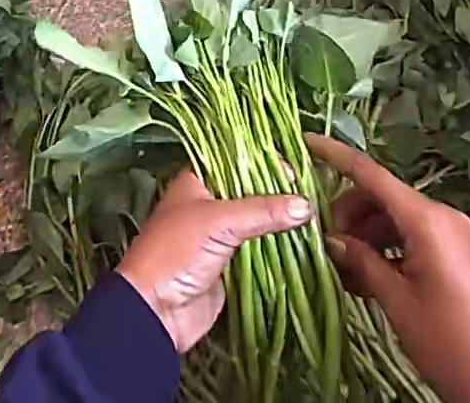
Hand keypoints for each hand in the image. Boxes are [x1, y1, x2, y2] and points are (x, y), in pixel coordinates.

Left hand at [115, 170, 311, 353]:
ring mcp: (218, 232)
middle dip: (275, 192)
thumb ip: (261, 211)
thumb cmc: (177, 250)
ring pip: (254, 219)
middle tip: (309, 192)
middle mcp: (208, 201)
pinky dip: (276, 245)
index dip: (262, 160)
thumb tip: (306, 205)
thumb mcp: (219, 221)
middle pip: (248, 190)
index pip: (235, 159)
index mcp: (197, 179)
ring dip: (278, 220)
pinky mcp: (229, 262)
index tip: (294, 168)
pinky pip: (257, 247)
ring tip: (313, 214)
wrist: (156, 310)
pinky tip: (302, 240)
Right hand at [306, 134, 469, 402]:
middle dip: (348, 214)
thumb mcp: (399, 303)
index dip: (335, 154)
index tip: (305, 139)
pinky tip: (369, 279)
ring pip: (395, 219)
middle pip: (380, 196)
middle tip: (323, 245)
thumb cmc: (456, 344)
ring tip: (343, 271)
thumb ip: (362, 262)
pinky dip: (387, 250)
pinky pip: (414, 238)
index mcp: (427, 218)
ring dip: (366, 236)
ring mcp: (454, 237)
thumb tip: (332, 240)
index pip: (370, 172)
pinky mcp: (460, 258)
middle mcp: (441, 217)